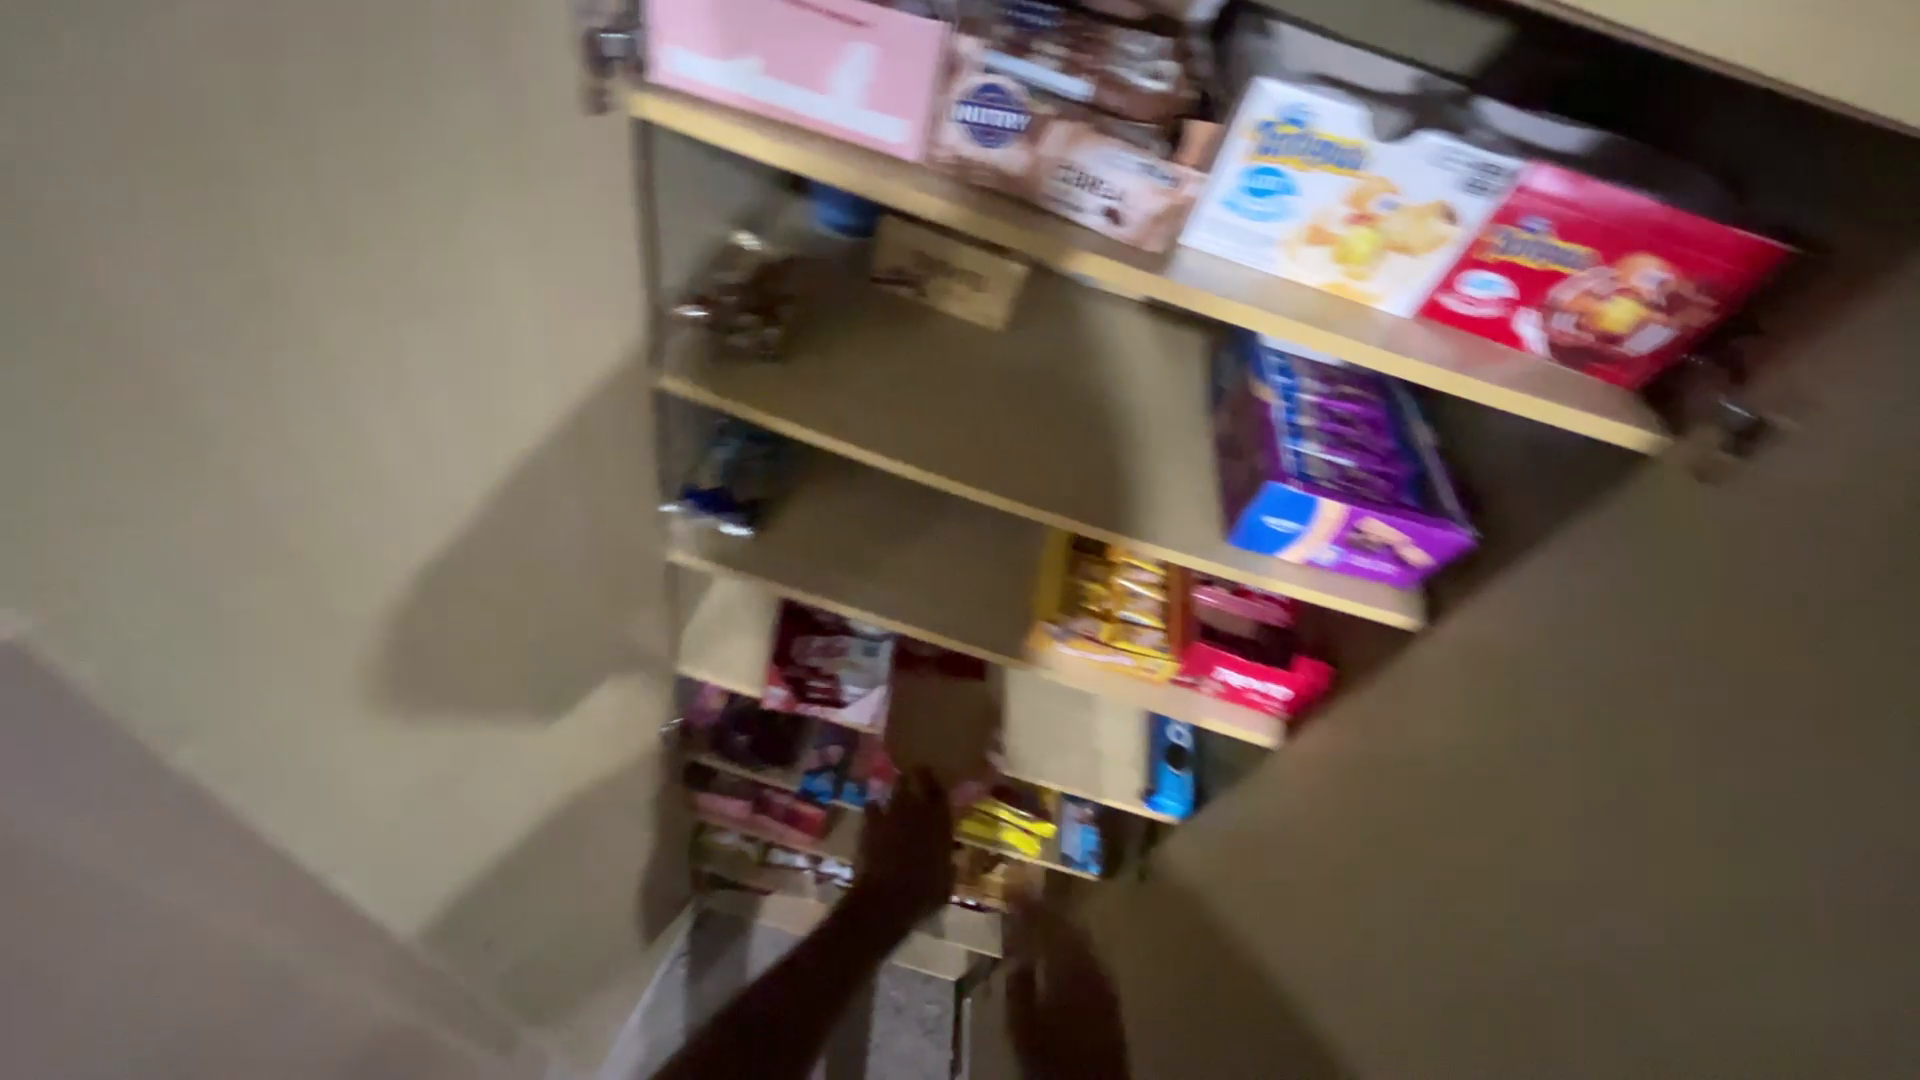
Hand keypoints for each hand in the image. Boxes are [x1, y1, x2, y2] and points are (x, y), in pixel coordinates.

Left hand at [850, 768, 954, 927]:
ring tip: (896, 791)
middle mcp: (918, 811)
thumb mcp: (946, 883)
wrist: (886, 899)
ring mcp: (892, 814)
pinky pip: (872, 806)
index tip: (935, 779)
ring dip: (896, 789)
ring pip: (895, 789)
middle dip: (916, 776)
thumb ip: (948, 864)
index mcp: (940, 824)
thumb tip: (949, 859)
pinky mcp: (871, 823)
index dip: (938, 784)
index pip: (941, 793)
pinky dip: (874, 808)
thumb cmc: (923, 895)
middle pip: (917, 780)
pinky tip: (874, 812)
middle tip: (916, 775)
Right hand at [1006, 894, 1130, 1079]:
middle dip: (1043, 903)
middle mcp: (1090, 963)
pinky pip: (1088, 949)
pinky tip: (1060, 939)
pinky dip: (1071, 937)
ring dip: (1058, 918)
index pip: (1044, 922)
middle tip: (1022, 888)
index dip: (1025, 899)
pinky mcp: (1110, 989)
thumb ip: (1019, 986)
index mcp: (1066, 968)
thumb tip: (1015, 952)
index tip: (1010, 879)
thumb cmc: (1052, 1062)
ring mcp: (1104, 975)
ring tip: (1037, 907)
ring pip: (1078, 933)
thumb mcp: (1023, 1028)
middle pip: (1066, 922)